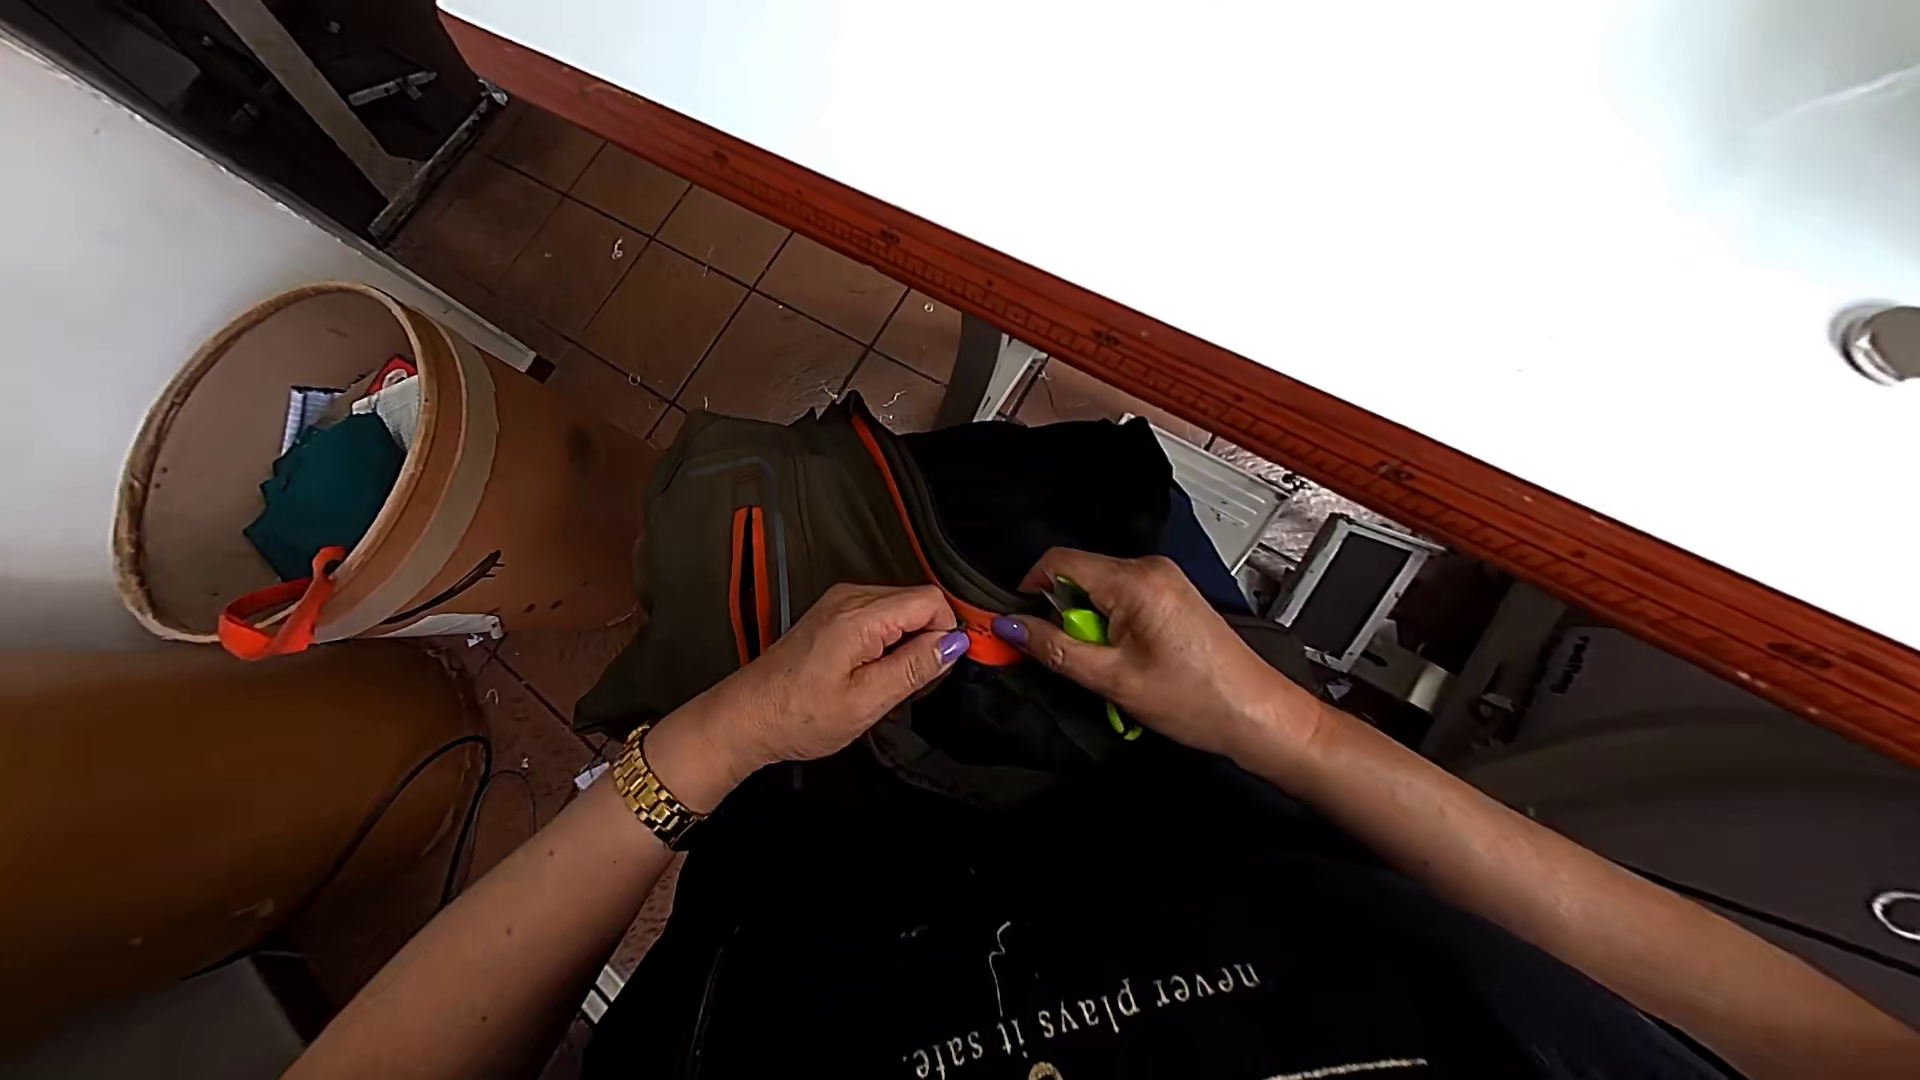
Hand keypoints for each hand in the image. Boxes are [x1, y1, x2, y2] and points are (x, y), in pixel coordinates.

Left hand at [645, 583, 969, 809]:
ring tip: (885, 678)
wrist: (746, 716)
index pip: (930, 599)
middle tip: (908, 681)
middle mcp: (849, 597)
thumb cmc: (798, 715)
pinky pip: (880, 613)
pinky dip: (889, 638)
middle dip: (926, 638)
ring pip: (901, 607)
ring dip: (908, 640)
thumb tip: (955, 643)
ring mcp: (839, 601)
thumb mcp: (866, 701)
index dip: (946, 631)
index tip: (939, 666)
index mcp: (858, 616)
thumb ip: (915, 667)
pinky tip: (870, 668)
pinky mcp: (834, 611)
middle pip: (917, 600)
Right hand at [989, 548, 1329, 767]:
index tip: (1019, 620)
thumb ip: (1054, 648)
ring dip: (1087, 624)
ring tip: (1109, 664)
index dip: (1029, 588)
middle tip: (1076, 657)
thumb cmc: (1199, 700)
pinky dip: (1108, 625)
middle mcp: (1150, 570)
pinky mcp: (1169, 594)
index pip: (1059, 561)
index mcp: (1135, 582)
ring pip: (1097, 590)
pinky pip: (1120, 598)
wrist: (1258, 715)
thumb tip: (1011, 627)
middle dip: (1063, 615)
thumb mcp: (1113, 679)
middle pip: (1078, 575)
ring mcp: (1163, 580)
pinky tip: (1125, 658)